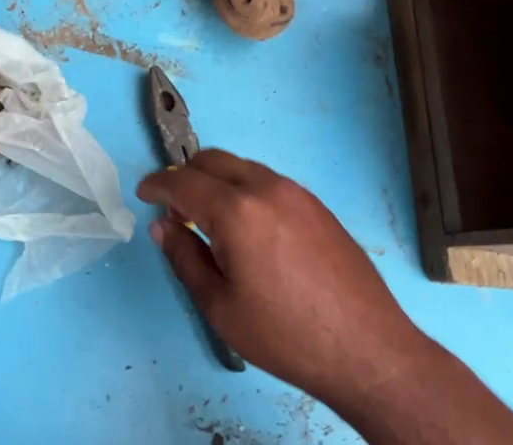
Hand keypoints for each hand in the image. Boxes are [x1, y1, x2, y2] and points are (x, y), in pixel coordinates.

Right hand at [137, 150, 428, 401]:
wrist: (368, 351)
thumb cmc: (286, 335)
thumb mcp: (220, 306)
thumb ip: (185, 257)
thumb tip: (163, 226)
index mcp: (236, 211)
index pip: (183, 182)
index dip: (157, 185)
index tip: (144, 194)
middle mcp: (265, 188)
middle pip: (212, 160)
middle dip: (185, 175)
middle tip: (173, 207)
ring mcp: (296, 194)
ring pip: (241, 167)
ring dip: (216, 180)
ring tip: (208, 218)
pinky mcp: (317, 206)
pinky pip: (267, 182)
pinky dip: (244, 189)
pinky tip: (247, 227)